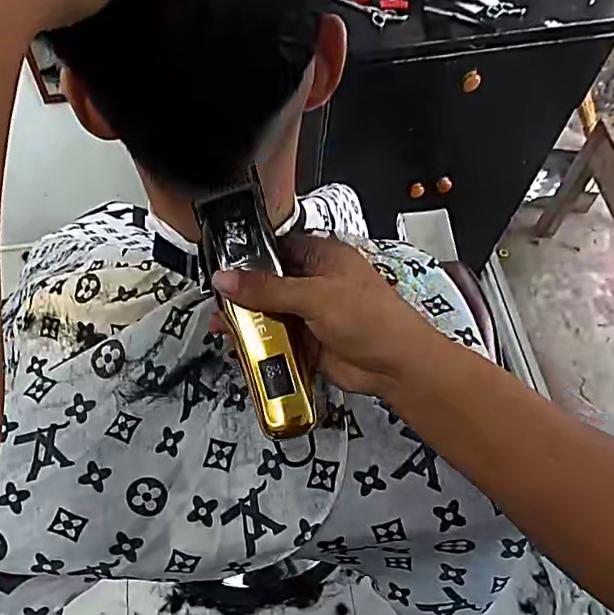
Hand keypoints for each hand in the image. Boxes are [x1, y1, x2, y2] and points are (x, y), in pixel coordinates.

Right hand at [213, 233, 455, 397]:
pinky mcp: (309, 343)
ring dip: (249, 324)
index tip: (223, 270)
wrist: (395, 366)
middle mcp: (315, 284)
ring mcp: (311, 315)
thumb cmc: (372, 319)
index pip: (277, 249)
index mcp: (322, 258)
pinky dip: (260, 347)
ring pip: (270, 316)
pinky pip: (277, 342)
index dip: (250, 258)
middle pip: (268, 286)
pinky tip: (242, 350)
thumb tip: (228, 279)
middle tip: (218, 305)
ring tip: (223, 329)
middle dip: (243, 297)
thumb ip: (267, 289)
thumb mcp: (314, 296)